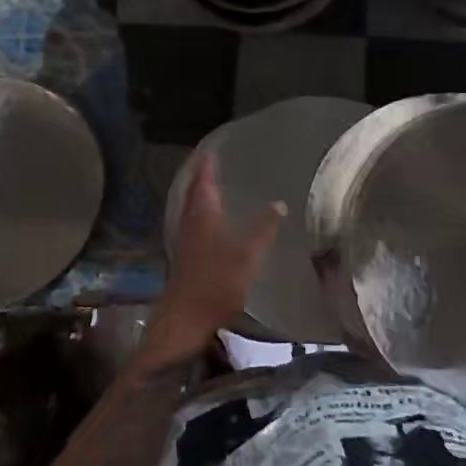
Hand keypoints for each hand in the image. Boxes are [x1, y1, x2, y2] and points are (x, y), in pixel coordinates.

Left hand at [139, 154, 285, 369]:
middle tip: (212, 161)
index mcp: (203, 214)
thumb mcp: (249, 254)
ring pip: (192, 206)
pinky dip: (203, 211)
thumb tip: (279, 203)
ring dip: (200, 193)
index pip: (203, 180)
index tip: (211, 148)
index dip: (207, 163)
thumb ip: (264, 228)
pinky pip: (194, 221)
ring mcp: (186, 238)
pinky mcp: (187, 254)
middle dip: (201, 175)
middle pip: (193, 190)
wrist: (187, 317)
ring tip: (214, 184)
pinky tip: (214, 220)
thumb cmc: (218, 281)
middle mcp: (190, 221)